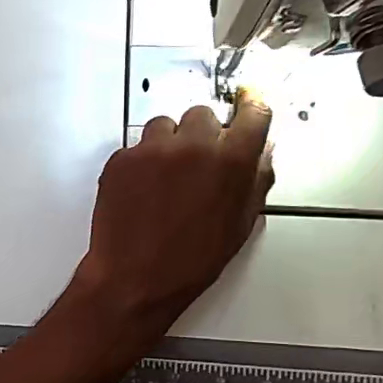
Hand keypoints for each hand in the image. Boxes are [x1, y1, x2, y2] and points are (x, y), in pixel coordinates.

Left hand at [44, 89, 274, 374]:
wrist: (135, 275)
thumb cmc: (191, 259)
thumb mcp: (239, 224)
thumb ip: (254, 180)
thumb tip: (261, 154)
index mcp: (231, 161)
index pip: (253, 112)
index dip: (251, 110)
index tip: (248, 106)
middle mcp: (192, 145)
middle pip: (202, 114)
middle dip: (203, 133)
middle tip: (199, 162)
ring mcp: (151, 149)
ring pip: (164, 126)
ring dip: (170, 143)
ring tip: (167, 178)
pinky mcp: (121, 157)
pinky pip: (136, 147)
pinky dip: (142, 161)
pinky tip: (143, 190)